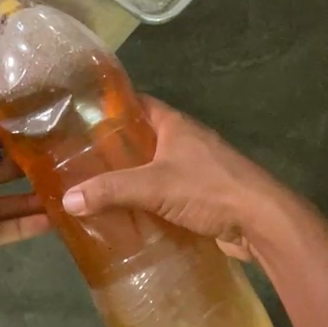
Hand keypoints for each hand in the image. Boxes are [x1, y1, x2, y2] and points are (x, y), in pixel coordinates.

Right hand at [60, 96, 297, 259]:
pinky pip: (164, 193)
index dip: (107, 108)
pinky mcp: (200, 196)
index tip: (76, 119)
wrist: (261, 222)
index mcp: (174, 124)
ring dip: (128, 177)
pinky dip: (145, 200)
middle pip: (140, 138)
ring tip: (92, 188)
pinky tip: (123, 214)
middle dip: (111, 149)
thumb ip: (110, 191)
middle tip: (75, 161)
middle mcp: (184, 140)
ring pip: (152, 167)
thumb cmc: (209, 188)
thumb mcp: (154, 186)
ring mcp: (194, 168)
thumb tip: (66, 200)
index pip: (134, 104)